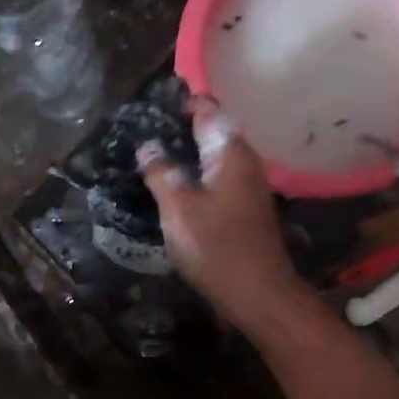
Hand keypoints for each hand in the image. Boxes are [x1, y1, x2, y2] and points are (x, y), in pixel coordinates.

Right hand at [139, 98, 301, 331]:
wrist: (258, 294)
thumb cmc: (216, 247)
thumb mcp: (178, 208)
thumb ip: (161, 172)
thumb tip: (147, 145)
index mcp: (231, 153)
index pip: (207, 110)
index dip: (180, 103)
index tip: (148, 105)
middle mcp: (244, 162)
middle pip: (211, 131)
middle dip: (178, 128)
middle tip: (141, 131)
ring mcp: (246, 186)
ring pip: (212, 156)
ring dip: (185, 153)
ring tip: (150, 155)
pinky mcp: (243, 208)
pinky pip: (215, 178)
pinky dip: (193, 174)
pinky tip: (171, 185)